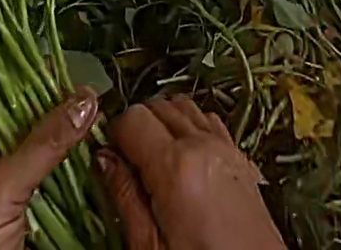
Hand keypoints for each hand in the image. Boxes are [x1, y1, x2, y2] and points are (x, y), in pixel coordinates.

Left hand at [0, 86, 100, 249]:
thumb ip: (41, 145)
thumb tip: (84, 98)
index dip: (26, 83)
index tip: (63, 69)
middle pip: (15, 125)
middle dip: (51, 111)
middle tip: (87, 94)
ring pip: (32, 153)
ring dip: (63, 139)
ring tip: (94, 116)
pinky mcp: (13, 217)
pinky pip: (42, 181)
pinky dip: (65, 168)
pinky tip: (88, 151)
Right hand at [97, 96, 285, 249]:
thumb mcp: (150, 247)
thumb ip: (125, 197)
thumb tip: (103, 160)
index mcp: (175, 167)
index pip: (133, 118)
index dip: (114, 134)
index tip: (108, 156)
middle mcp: (201, 144)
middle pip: (156, 105)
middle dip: (136, 126)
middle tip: (126, 160)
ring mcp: (223, 145)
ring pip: (181, 105)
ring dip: (162, 120)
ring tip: (152, 157)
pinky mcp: (238, 153)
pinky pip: (206, 118)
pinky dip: (189, 123)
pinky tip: (182, 153)